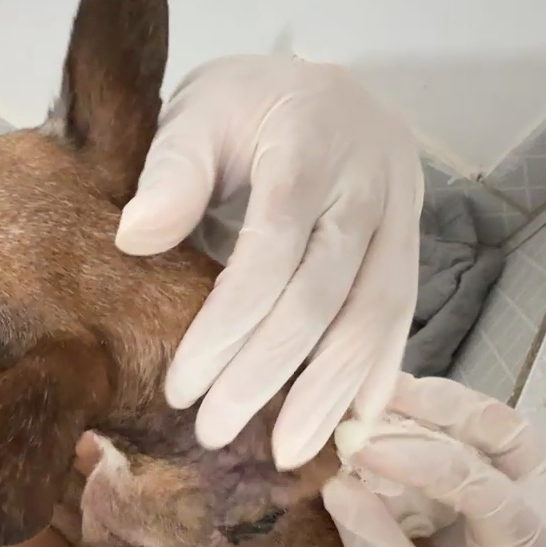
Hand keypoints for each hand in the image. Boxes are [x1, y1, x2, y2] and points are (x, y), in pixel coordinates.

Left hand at [115, 55, 423, 470]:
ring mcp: (401, 218)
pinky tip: (350, 427)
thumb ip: (170, 170)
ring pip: (374, 319)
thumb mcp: (198, 112)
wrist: (323, 92)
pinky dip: (377, 377)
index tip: (182, 387)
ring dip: (330, 395)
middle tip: (215, 432)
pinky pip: (402, 320)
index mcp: (311, 140)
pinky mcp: (410, 249)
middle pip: (324, 297)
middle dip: (268, 375)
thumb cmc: (247, 108)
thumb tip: (135, 238)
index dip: (228, 326)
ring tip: (288, 454)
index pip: (271, 250)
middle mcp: (371, 183)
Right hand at [322, 376, 545, 546]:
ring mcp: (519, 514)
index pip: (491, 496)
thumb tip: (337, 483)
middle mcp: (542, 528)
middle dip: (455, 412)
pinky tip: (389, 420)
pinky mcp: (487, 510)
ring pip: (499, 440)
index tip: (365, 446)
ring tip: (385, 394)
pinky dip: (429, 435)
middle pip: (516, 444)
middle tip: (389, 390)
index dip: (427, 465)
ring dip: (443, 412)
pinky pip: (469, 457)